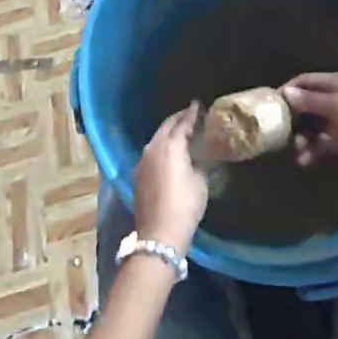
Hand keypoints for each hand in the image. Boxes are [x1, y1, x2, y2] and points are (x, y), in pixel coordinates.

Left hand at [133, 104, 207, 251]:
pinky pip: (151, 153)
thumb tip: (195, 160)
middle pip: (165, 127)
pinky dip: (161, 148)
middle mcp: (152, 148)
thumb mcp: (200, 182)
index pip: (182, 123)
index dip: (191, 114)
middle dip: (177, 120)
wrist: (159, 233)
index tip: (198, 105)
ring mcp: (141, 162)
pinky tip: (168, 153)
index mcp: (170, 145)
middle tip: (189, 115)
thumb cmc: (185, 205)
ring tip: (180, 133)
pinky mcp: (137, 176)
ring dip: (167, 134)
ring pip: (156, 140)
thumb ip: (198, 164)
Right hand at [281, 72, 337, 179]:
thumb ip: (310, 101)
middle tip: (274, 128)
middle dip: (292, 115)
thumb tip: (286, 92)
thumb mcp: (337, 107)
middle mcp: (337, 99)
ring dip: (300, 135)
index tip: (269, 103)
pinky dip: (312, 149)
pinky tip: (303, 160)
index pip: (305, 81)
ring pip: (312, 125)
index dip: (288, 89)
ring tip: (292, 147)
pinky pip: (321, 142)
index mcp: (337, 84)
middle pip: (306, 103)